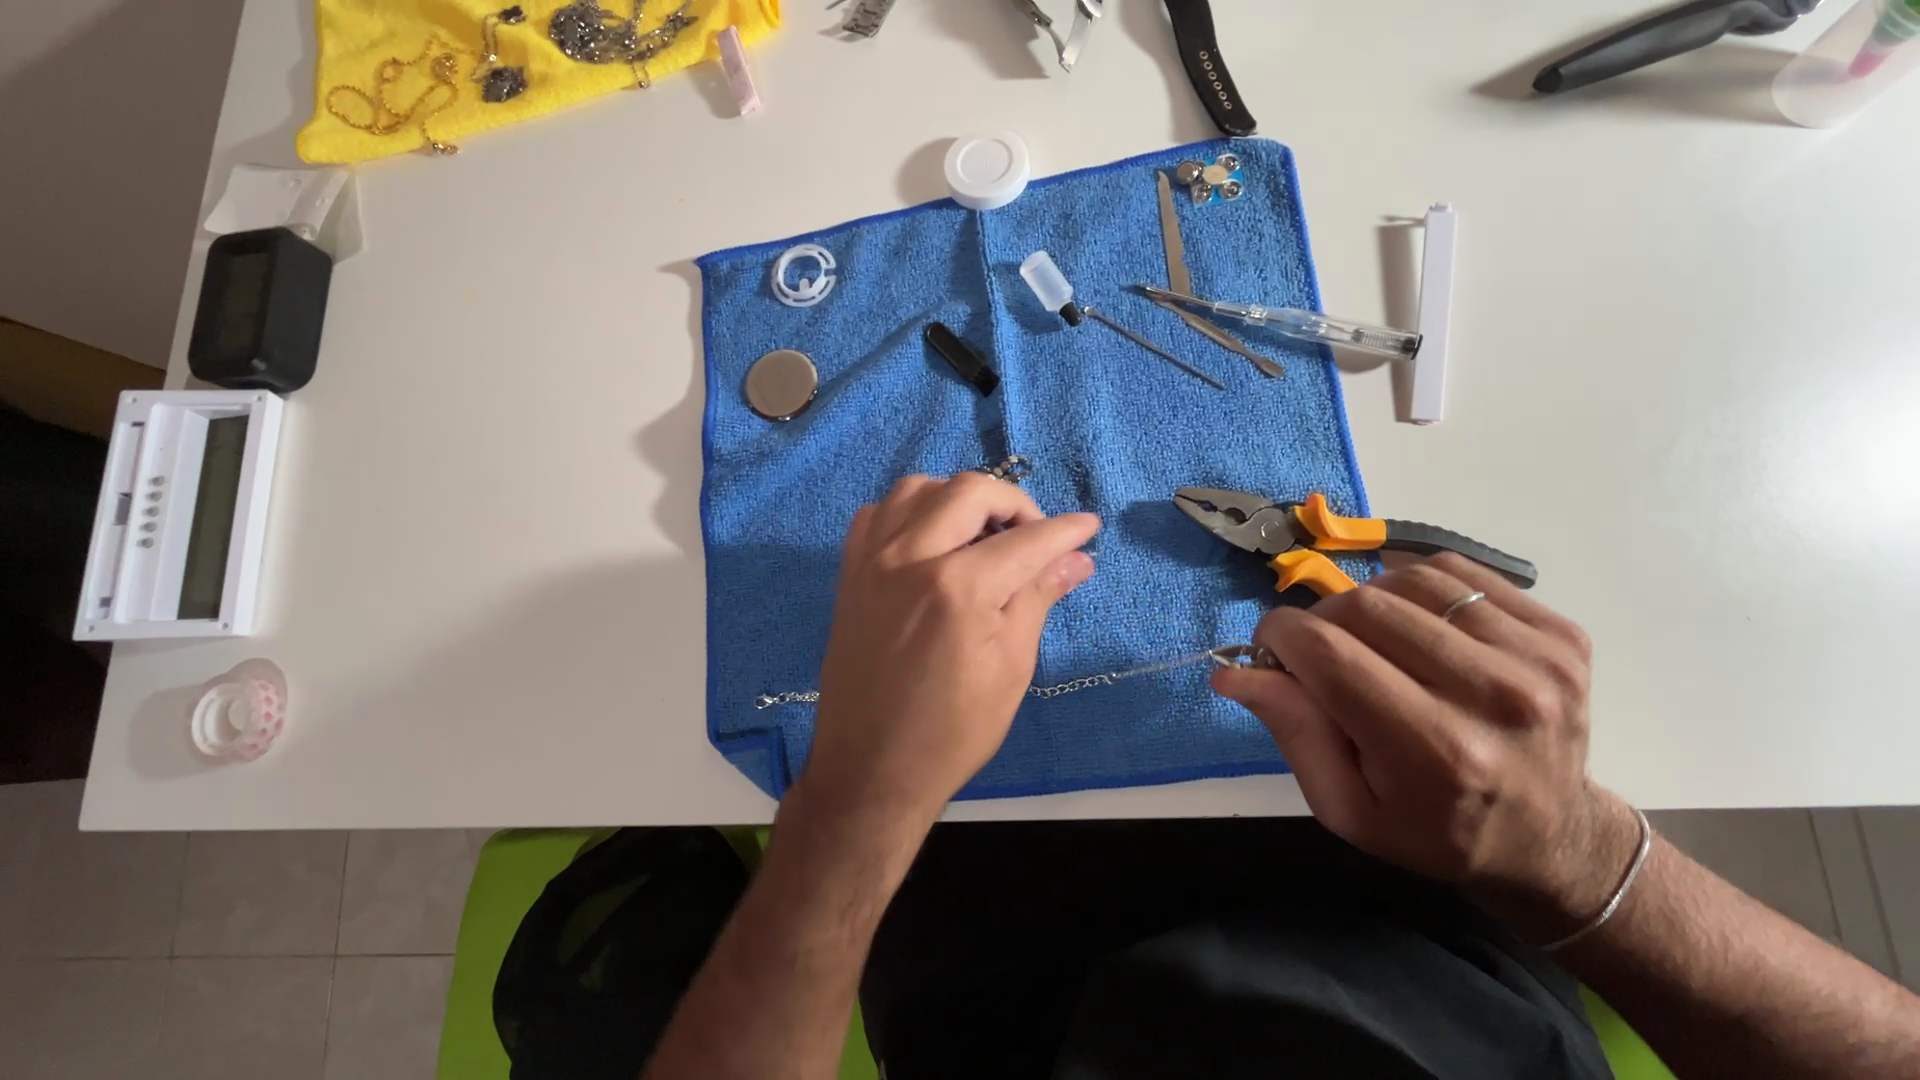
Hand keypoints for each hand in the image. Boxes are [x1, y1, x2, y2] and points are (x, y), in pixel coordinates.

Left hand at [802, 473, 1098, 821]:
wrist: (872, 768)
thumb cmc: (953, 730)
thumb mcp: (1011, 666)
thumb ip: (1038, 597)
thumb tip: (1077, 558)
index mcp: (958, 587)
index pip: (1025, 539)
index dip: (1064, 531)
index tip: (1087, 528)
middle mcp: (909, 557)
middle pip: (969, 491)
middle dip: (1013, 503)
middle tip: (1032, 537)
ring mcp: (871, 561)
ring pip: (917, 488)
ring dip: (957, 498)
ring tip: (981, 534)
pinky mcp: (849, 573)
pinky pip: (877, 514)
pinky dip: (909, 512)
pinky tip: (930, 542)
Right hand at [1211, 553, 1640, 942]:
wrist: (1553, 839)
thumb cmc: (1433, 830)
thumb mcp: (1346, 807)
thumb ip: (1293, 733)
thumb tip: (1232, 672)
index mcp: (1435, 751)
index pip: (1330, 653)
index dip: (1280, 636)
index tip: (1270, 649)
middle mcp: (1494, 695)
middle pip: (1364, 606)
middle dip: (1319, 620)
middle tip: (1318, 652)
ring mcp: (1536, 658)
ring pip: (1408, 579)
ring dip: (1367, 601)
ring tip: (1369, 640)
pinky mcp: (1561, 634)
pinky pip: (1458, 574)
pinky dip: (1416, 588)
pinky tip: (1415, 627)